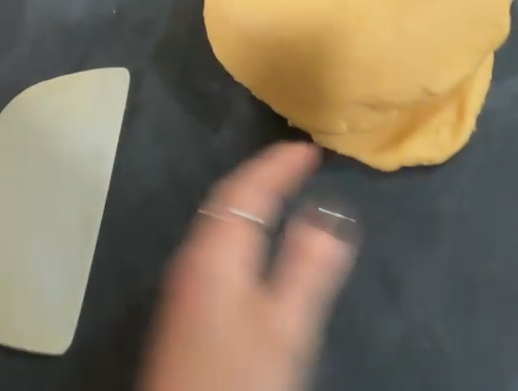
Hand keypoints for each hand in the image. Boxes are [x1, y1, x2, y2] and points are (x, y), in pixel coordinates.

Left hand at [139, 143, 357, 390]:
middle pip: (228, 198)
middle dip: (262, 174)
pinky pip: (215, 238)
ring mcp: (185, 279)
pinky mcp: (186, 302)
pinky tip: (254, 238)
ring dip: (249, 196)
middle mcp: (195, 254)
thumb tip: (332, 212)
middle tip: (297, 162)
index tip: (309, 149)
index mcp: (219, 250)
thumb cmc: (239, 376)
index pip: (248, 188)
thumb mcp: (285, 326)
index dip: (278, 163)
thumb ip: (308, 267)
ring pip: (219, 218)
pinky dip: (240, 222)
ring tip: (281, 188)